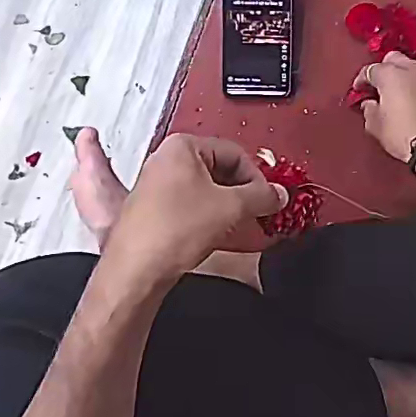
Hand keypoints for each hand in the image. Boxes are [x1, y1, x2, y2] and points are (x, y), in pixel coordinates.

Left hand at [103, 134, 285, 279]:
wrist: (136, 270)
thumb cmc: (175, 229)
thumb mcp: (231, 208)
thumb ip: (262, 196)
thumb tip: (279, 194)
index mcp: (183, 146)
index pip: (235, 153)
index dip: (256, 177)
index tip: (266, 199)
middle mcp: (166, 159)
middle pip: (220, 169)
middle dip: (241, 192)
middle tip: (255, 212)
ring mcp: (156, 183)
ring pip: (206, 188)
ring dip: (226, 205)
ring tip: (236, 224)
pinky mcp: (153, 208)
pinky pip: (191, 203)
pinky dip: (208, 214)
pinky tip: (215, 233)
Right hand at [353, 52, 415, 162]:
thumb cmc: (405, 136)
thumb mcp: (376, 126)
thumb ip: (369, 110)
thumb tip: (370, 105)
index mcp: (391, 75)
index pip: (371, 69)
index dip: (362, 79)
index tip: (360, 88)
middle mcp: (413, 70)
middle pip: (395, 59)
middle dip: (386, 69)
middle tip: (381, 86)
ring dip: (407, 77)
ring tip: (402, 93)